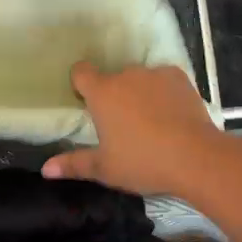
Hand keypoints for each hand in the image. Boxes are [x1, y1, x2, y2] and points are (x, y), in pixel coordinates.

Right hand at [41, 63, 230, 195]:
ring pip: (139, 79)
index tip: (88, 102)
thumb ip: (74, 164)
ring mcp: (153, 73)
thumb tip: (45, 169)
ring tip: (153, 121)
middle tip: (124, 124)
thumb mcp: (105, 169)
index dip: (81, 84)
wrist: (196, 157)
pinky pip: (164, 80)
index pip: (80, 71)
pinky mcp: (178, 76)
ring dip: (140, 92)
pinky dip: (164, 92)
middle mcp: (125, 75)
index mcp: (102, 93)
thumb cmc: (143, 162)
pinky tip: (173, 114)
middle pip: (113, 78)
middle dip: (115, 95)